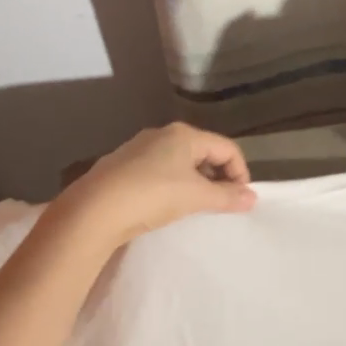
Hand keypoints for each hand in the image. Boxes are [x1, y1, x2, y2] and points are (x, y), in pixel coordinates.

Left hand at [60, 123, 255, 243]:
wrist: (94, 210)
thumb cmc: (152, 195)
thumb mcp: (196, 197)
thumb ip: (227, 196)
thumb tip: (252, 197)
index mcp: (185, 134)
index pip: (227, 148)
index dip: (240, 173)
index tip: (239, 200)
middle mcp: (162, 134)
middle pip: (204, 152)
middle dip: (218, 178)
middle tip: (219, 205)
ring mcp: (139, 149)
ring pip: (181, 162)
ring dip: (195, 183)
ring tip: (193, 208)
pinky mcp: (122, 165)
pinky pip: (160, 171)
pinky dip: (172, 186)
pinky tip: (164, 206)